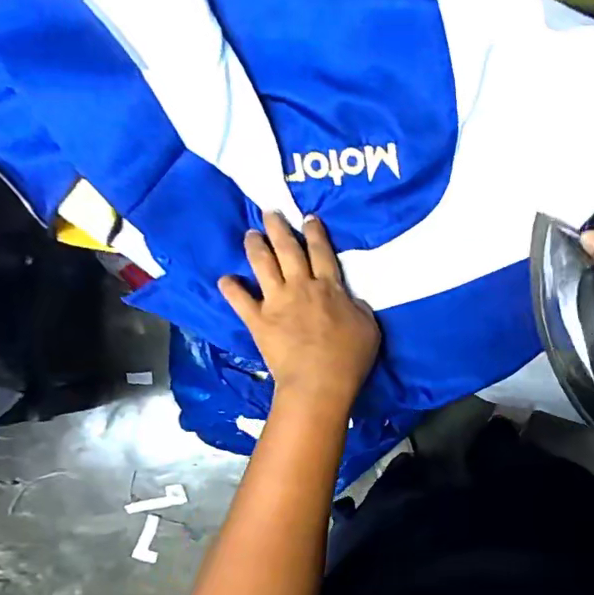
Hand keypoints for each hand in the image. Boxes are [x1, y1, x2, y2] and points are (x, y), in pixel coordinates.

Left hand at [219, 211, 380, 409]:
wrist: (319, 383)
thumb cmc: (349, 358)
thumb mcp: (369, 328)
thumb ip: (359, 308)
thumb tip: (351, 300)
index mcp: (329, 287)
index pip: (321, 252)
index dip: (315, 232)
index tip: (308, 217)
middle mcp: (300, 286)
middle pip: (288, 249)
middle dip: (278, 227)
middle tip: (269, 212)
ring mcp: (276, 301)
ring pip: (262, 265)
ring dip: (255, 246)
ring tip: (250, 234)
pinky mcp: (258, 320)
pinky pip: (239, 300)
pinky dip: (231, 288)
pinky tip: (225, 279)